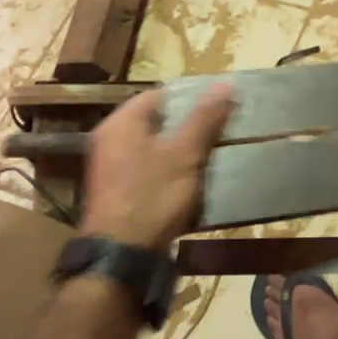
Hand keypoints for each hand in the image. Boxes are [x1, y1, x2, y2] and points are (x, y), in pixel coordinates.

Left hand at [79, 85, 234, 248]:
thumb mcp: (185, 154)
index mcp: (122, 122)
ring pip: (155, 144)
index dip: (191, 96)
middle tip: (221, 128)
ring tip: (213, 151)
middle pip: (158, 119)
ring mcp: (112, 165)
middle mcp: (111, 138)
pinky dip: (170, 167)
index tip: (220, 105)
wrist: (122, 254)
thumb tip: (226, 84)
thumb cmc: (152, 196)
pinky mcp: (119, 189)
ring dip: (182, 147)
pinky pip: (149, 166)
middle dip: (189, 123)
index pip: (160, 94)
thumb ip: (204, 118)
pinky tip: (192, 177)